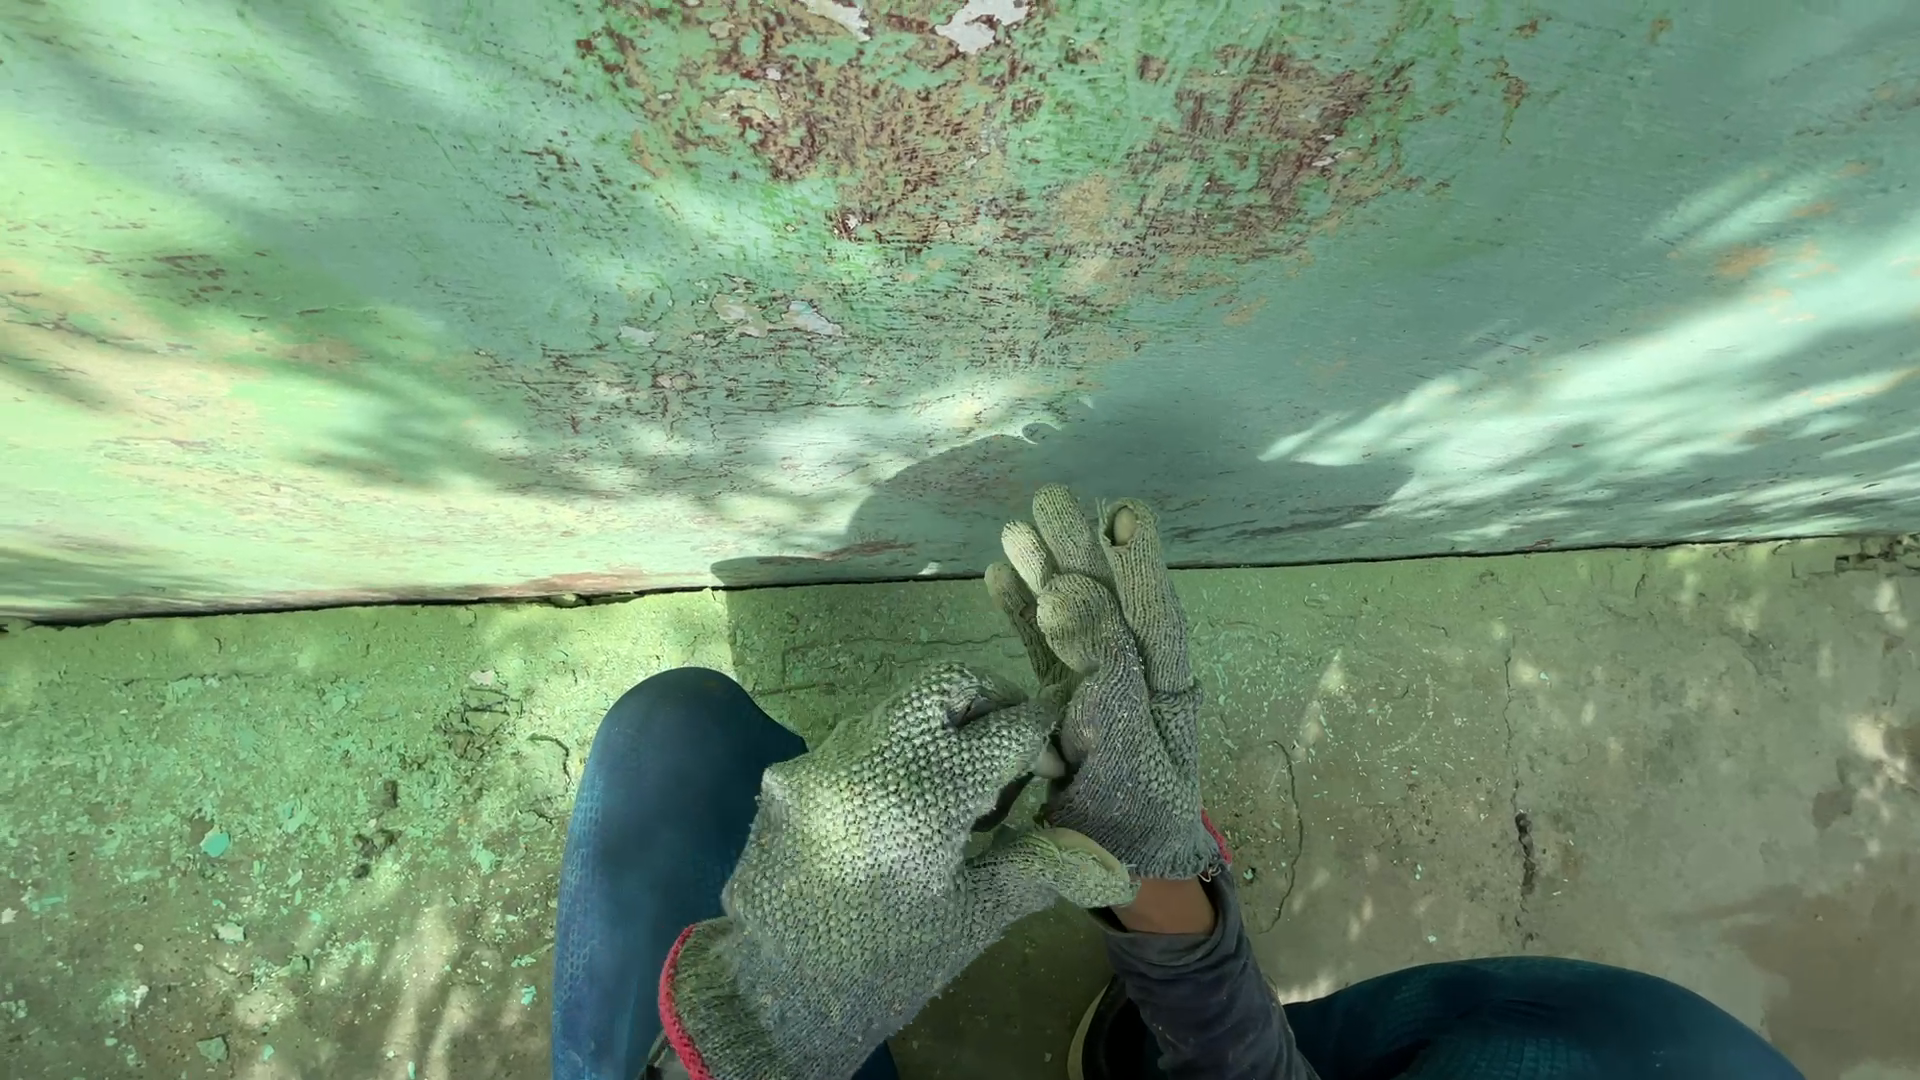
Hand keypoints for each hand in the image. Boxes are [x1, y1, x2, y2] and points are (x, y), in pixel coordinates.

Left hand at [658, 664, 1135, 1079]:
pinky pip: (866, 729)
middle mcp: (876, 751)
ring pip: (905, 698)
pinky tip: (907, 794)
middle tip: (1010, 744)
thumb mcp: (972, 917)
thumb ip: (1038, 865)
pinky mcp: (799, 764)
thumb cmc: (884, 961)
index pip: (1007, 729)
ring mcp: (829, 751)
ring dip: (946, 718)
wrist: (771, 991)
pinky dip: (903, 741)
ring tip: (959, 777)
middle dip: (993, 700)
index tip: (1054, 758)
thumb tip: (1100, 852)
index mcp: (928, 792)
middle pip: (952, 683)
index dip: (1043, 736)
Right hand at [987, 485, 1225, 880]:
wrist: (1115, 864)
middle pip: (1103, 601)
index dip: (1137, 563)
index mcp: (1161, 683)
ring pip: (1066, 616)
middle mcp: (1129, 671)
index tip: (1122, 513)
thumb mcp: (1128, 749)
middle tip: (1051, 498)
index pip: (1150, 612)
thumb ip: (1106, 673)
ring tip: (1015, 528)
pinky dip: (1018, 613)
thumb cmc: (1133, 816)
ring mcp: (1091, 681)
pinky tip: (1000, 576)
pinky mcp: (1059, 694)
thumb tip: (1069, 591)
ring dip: (1042, 572)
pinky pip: (1038, 645)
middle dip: (1079, 550)